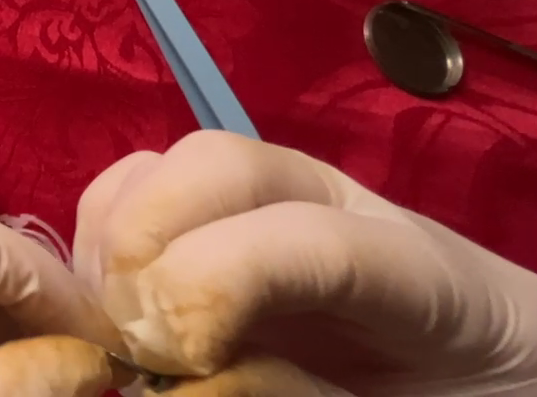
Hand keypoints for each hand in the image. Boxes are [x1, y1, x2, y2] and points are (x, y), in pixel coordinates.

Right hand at [74, 131, 536, 395]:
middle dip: (145, 236)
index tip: (169, 356)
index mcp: (437, 278)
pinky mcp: (215, 206)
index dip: (216, 281)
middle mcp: (349, 206)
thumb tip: (174, 382)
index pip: (311, 237)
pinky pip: (131, 184)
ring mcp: (275, 195)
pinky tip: (110, 295)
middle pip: (221, 162)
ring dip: (111, 236)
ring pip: (164, 162)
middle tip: (124, 326)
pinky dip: (99, 232)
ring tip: (113, 317)